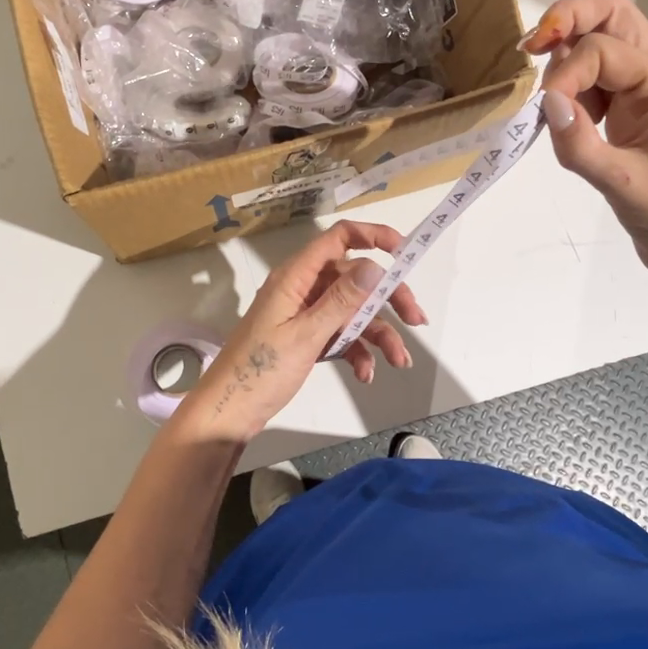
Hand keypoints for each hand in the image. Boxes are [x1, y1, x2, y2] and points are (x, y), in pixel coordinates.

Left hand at [172, 221, 426, 443]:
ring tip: (399, 362)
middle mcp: (302, 290)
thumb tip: (375, 266)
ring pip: (353, 311)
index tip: (404, 252)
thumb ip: (341, 300)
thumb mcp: (305, 335)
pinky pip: (341, 335)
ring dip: (379, 334)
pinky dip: (358, 352)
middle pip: (355, 278)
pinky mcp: (306, 339)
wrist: (230, 411)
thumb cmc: (261, 370)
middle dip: (388, 298)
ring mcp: (305, 315)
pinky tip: (366, 374)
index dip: (373, 237)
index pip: (338, 239)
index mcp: (295, 278)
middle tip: (417, 319)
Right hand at [524, 0, 647, 272]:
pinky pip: (597, 81)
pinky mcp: (632, 114)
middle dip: (569, 20)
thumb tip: (546, 102)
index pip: (602, 49)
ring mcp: (646, 93)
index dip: (565, 72)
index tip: (544, 110)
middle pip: (612, 16)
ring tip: (548, 97)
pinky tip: (563, 120)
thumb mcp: (622, 182)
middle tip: (531, 47)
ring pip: (603, 43)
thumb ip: (579, 143)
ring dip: (568, 56)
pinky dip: (572, 88)